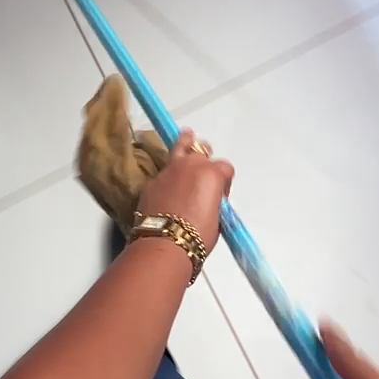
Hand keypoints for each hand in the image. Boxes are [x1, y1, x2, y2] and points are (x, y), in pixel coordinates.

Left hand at [133, 129, 230, 250]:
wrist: (165, 244)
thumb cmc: (198, 235)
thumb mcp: (217, 218)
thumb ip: (214, 201)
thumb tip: (208, 200)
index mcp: (212, 173)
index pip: (225, 167)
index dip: (225, 181)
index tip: (220, 195)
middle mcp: (191, 165)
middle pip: (202, 150)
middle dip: (205, 158)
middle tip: (204, 170)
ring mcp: (169, 170)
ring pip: (180, 147)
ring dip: (185, 143)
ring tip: (187, 135)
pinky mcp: (152, 180)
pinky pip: (163, 171)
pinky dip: (168, 174)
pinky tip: (167, 183)